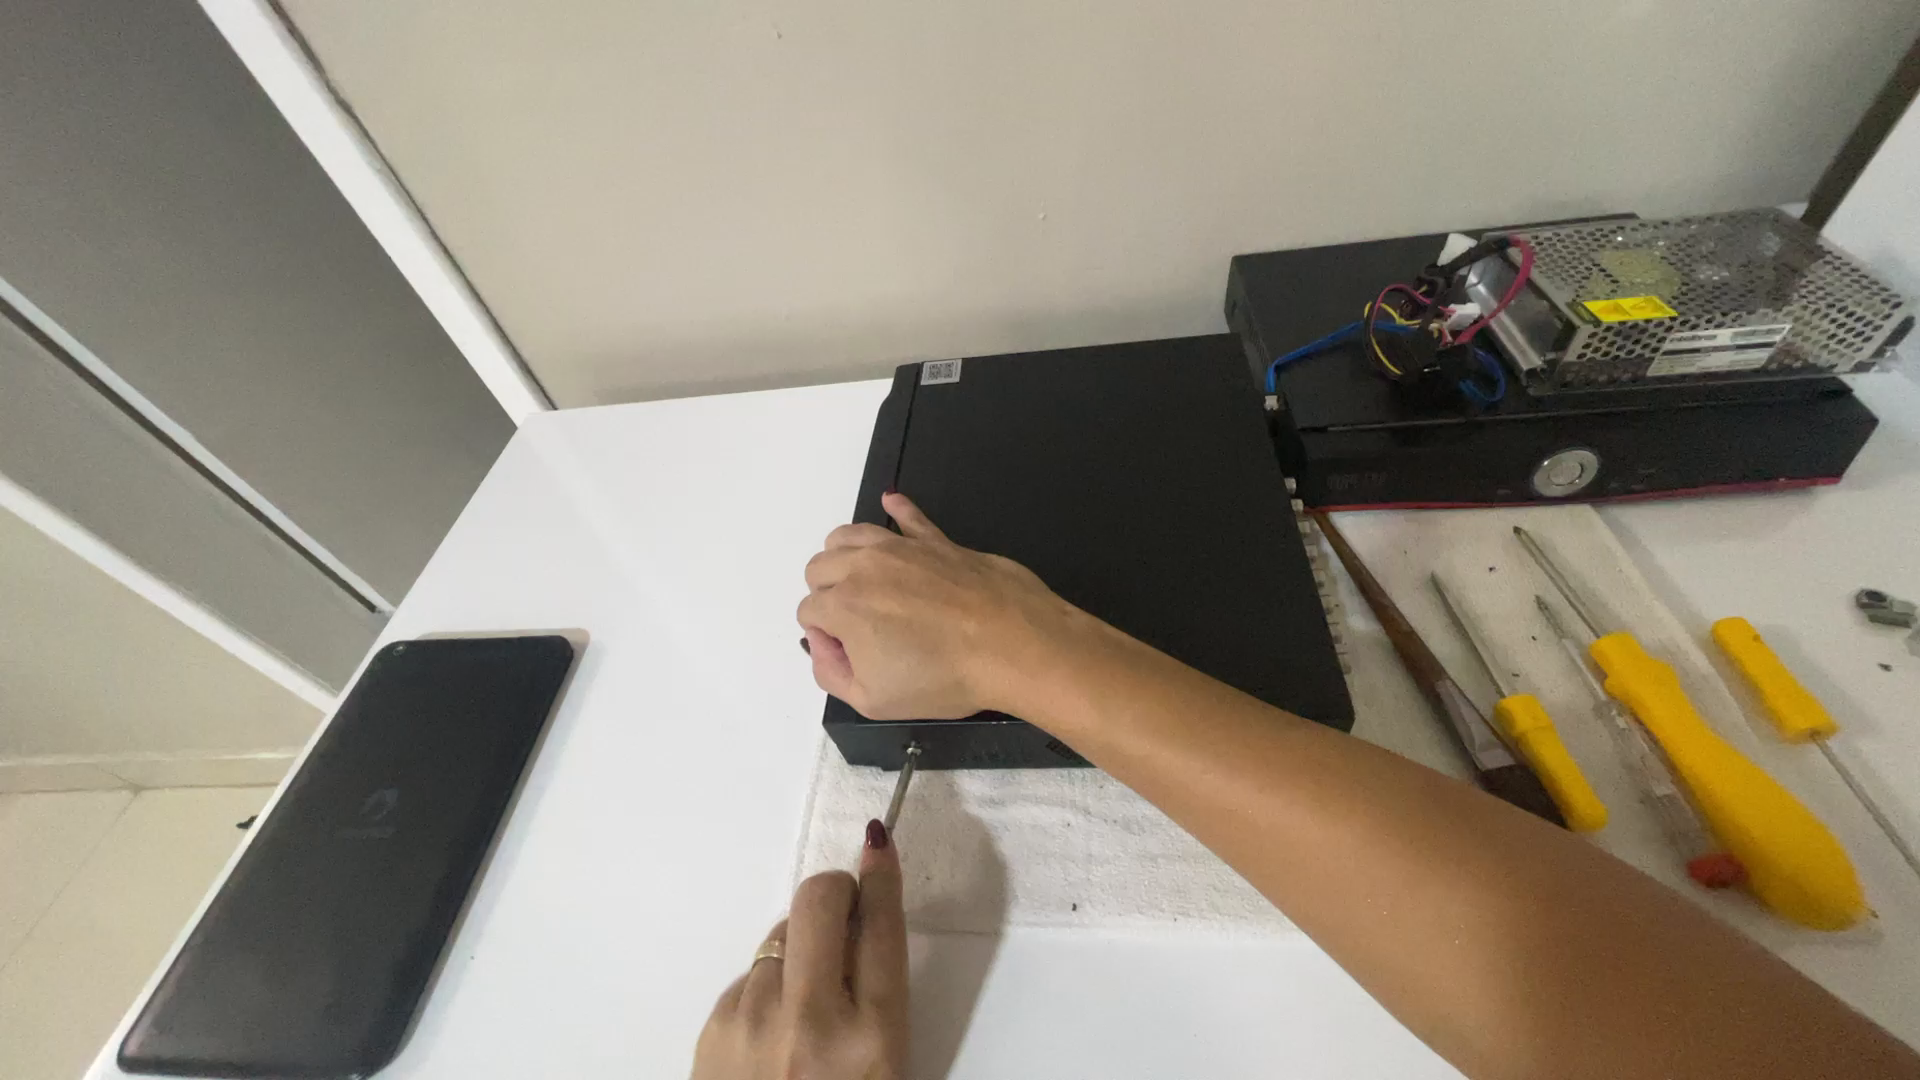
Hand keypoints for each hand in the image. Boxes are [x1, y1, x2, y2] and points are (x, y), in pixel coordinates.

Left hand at [693, 822, 908, 1079]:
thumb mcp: (884, 1063)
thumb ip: (875, 990)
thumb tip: (857, 914)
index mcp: (872, 1040)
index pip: (881, 928)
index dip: (881, 876)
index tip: (877, 840)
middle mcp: (811, 1023)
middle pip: (819, 902)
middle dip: (833, 889)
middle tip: (842, 909)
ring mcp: (753, 1024)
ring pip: (781, 935)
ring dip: (799, 949)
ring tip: (802, 1003)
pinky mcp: (712, 1030)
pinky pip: (749, 975)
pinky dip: (766, 986)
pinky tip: (768, 1031)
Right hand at [797, 492, 1083, 719]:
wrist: (1011, 644)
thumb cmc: (944, 677)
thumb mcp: (873, 701)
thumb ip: (830, 673)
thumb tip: (821, 646)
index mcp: (843, 605)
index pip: (808, 611)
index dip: (822, 635)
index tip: (847, 652)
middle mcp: (865, 567)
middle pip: (820, 567)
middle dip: (826, 593)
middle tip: (853, 621)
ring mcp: (902, 548)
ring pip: (850, 535)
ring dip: (843, 555)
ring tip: (859, 579)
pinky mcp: (937, 541)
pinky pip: (909, 515)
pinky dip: (897, 509)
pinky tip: (891, 503)